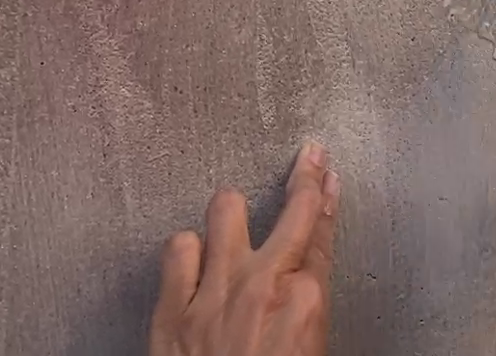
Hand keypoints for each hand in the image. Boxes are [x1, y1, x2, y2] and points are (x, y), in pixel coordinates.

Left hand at [149, 143, 340, 355]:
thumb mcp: (309, 349)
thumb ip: (311, 303)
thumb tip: (312, 270)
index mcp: (305, 304)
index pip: (322, 232)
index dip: (325, 195)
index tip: (324, 173)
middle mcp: (261, 287)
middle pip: (292, 209)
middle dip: (303, 177)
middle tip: (307, 159)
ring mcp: (213, 293)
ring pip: (226, 209)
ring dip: (232, 219)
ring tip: (234, 228)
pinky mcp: (171, 312)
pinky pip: (177, 248)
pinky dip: (186, 254)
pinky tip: (193, 263)